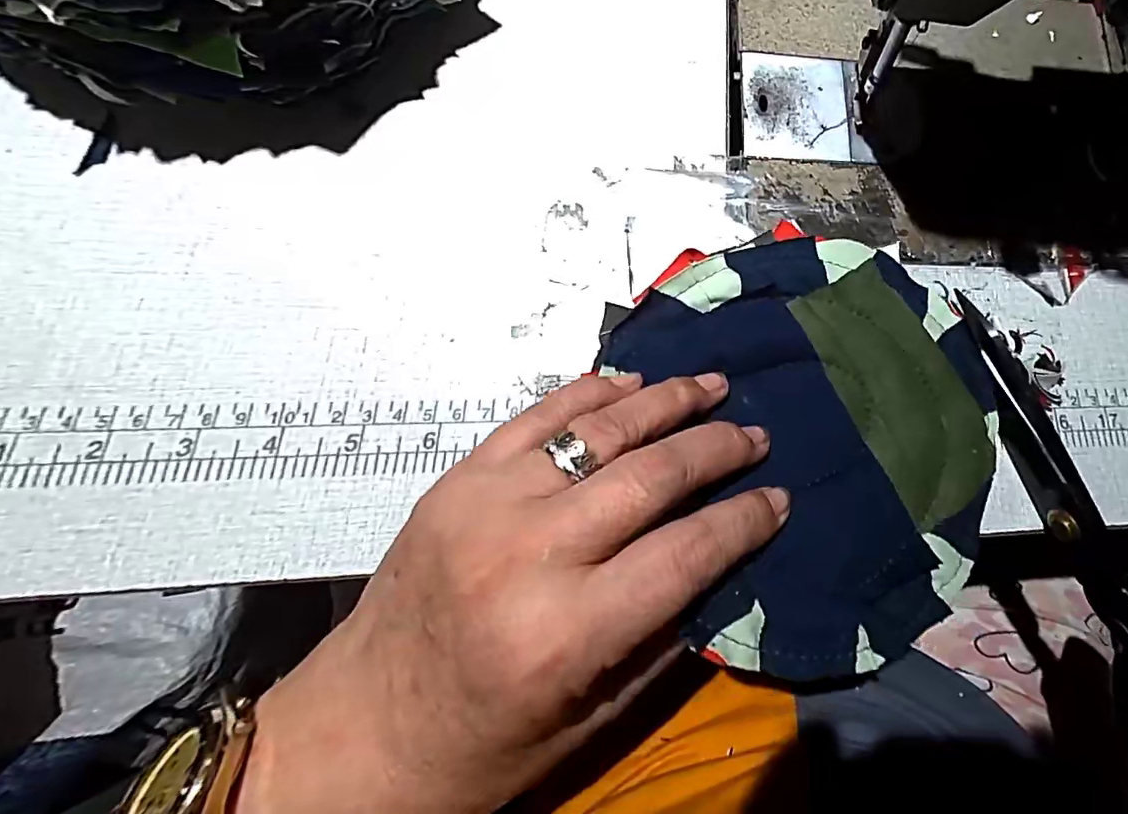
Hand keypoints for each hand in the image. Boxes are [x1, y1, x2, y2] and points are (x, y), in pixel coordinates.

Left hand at [237, 373, 789, 813]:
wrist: (347, 739)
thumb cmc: (482, 744)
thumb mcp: (597, 714)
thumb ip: (669, 628)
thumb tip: (728, 553)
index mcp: (564, 633)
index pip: (687, 551)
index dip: (745, 518)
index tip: (780, 498)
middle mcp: (527, 557)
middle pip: (653, 475)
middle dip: (719, 448)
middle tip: (757, 436)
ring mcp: (486, 506)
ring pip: (603, 430)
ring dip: (670, 401)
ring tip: (714, 386)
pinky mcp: (457, 481)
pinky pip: (540, 415)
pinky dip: (595, 391)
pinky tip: (636, 383)